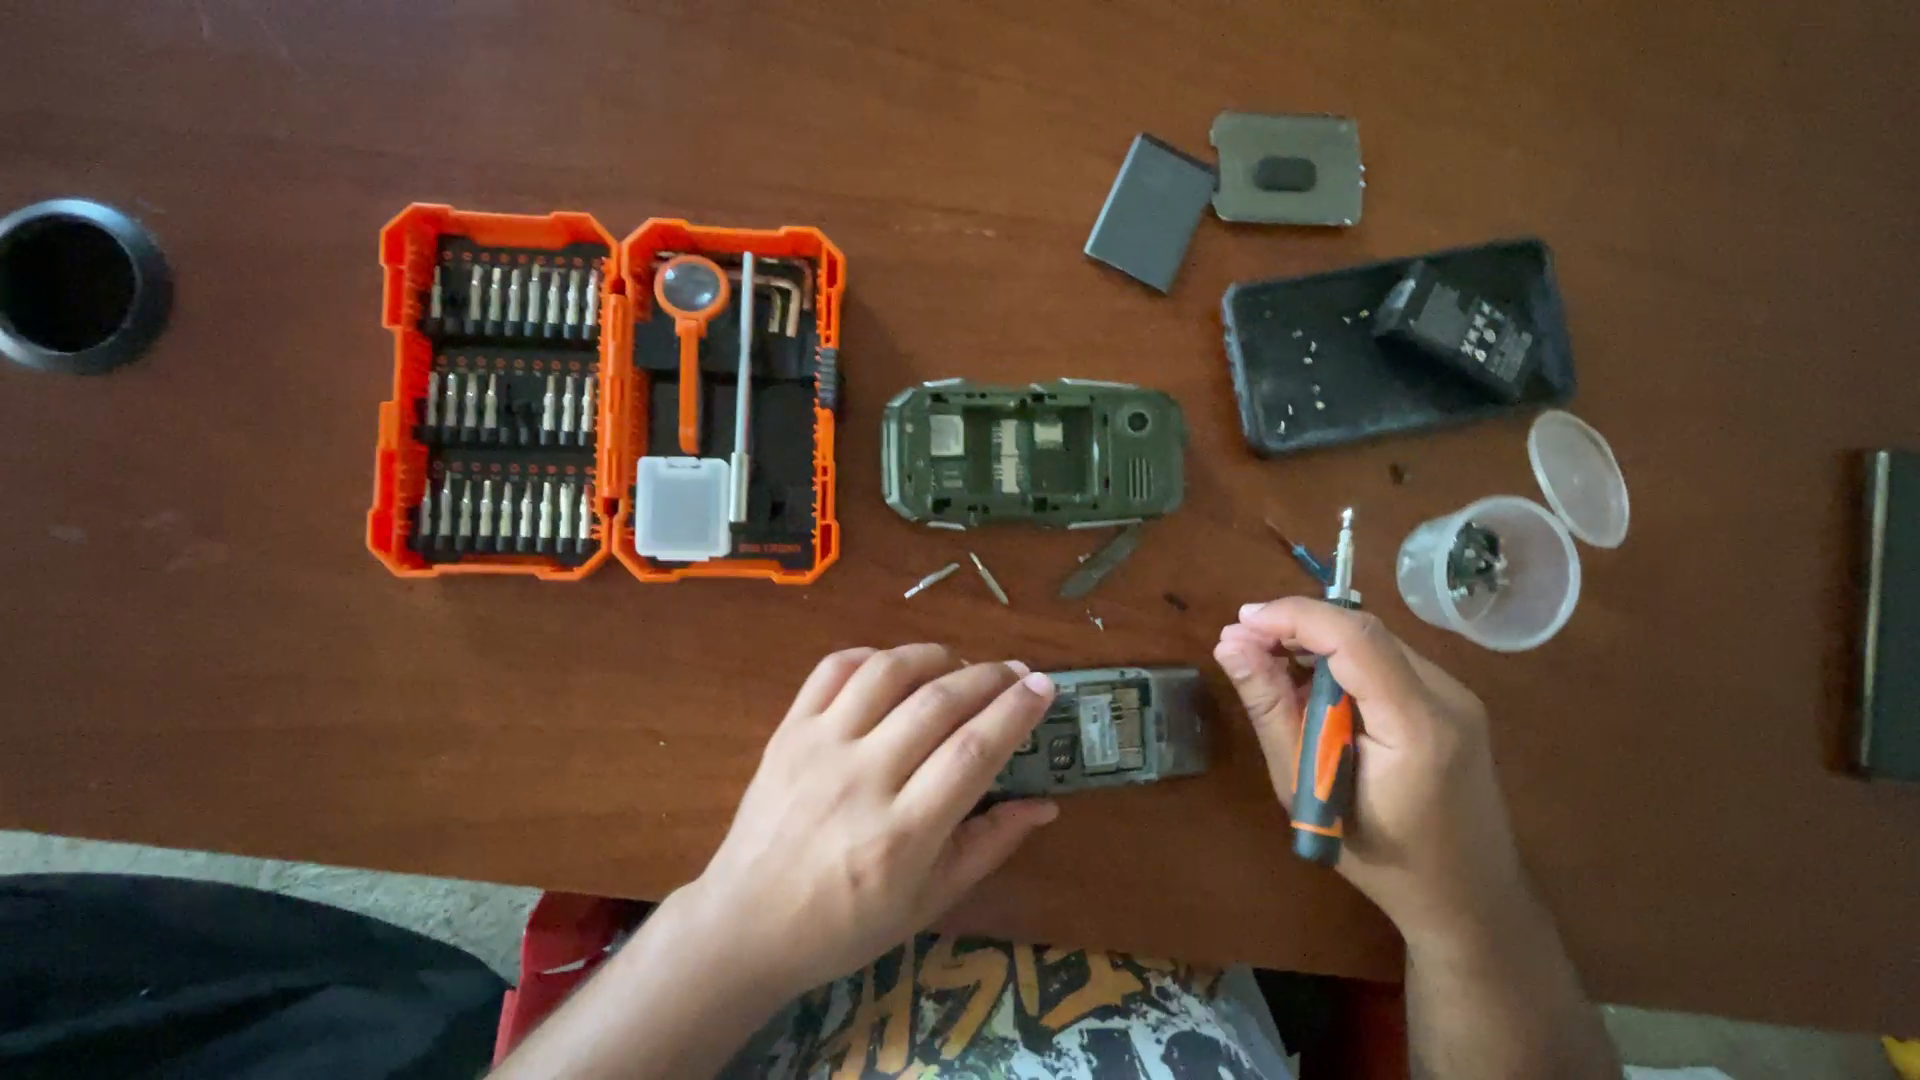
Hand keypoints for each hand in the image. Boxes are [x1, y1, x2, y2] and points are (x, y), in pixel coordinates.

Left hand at [682, 644, 1059, 995]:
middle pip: (938, 703)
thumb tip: (1046, 804)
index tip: (1044, 687)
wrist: (746, 924)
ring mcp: (819, 748)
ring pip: (887, 672)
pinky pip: (832, 670)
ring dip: (934, 656)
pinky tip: (895, 667)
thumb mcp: (928, 902)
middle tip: (1016, 671)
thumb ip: (989, 846)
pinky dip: (871, 655)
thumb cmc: (846, 924)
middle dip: (989, 677)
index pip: (974, 751)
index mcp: (903, 834)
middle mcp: (862, 780)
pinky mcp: (788, 731)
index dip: (1017, 712)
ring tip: (959, 665)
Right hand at [1213, 598, 1527, 940]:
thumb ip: (1270, 709)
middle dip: (1298, 626)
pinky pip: (1387, 662)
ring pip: (1374, 642)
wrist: (1470, 899)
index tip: (1241, 622)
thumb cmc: (1381, 860)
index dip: (1293, 616)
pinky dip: (1342, 662)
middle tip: (1243, 644)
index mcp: (1415, 726)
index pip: (1354, 639)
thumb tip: (1229, 647)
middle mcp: (1447, 697)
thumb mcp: (1306, 790)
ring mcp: (1456, 697)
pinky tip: (1313, 689)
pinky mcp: (1453, 703)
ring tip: (1269, 666)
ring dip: (1317, 643)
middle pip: (1364, 632)